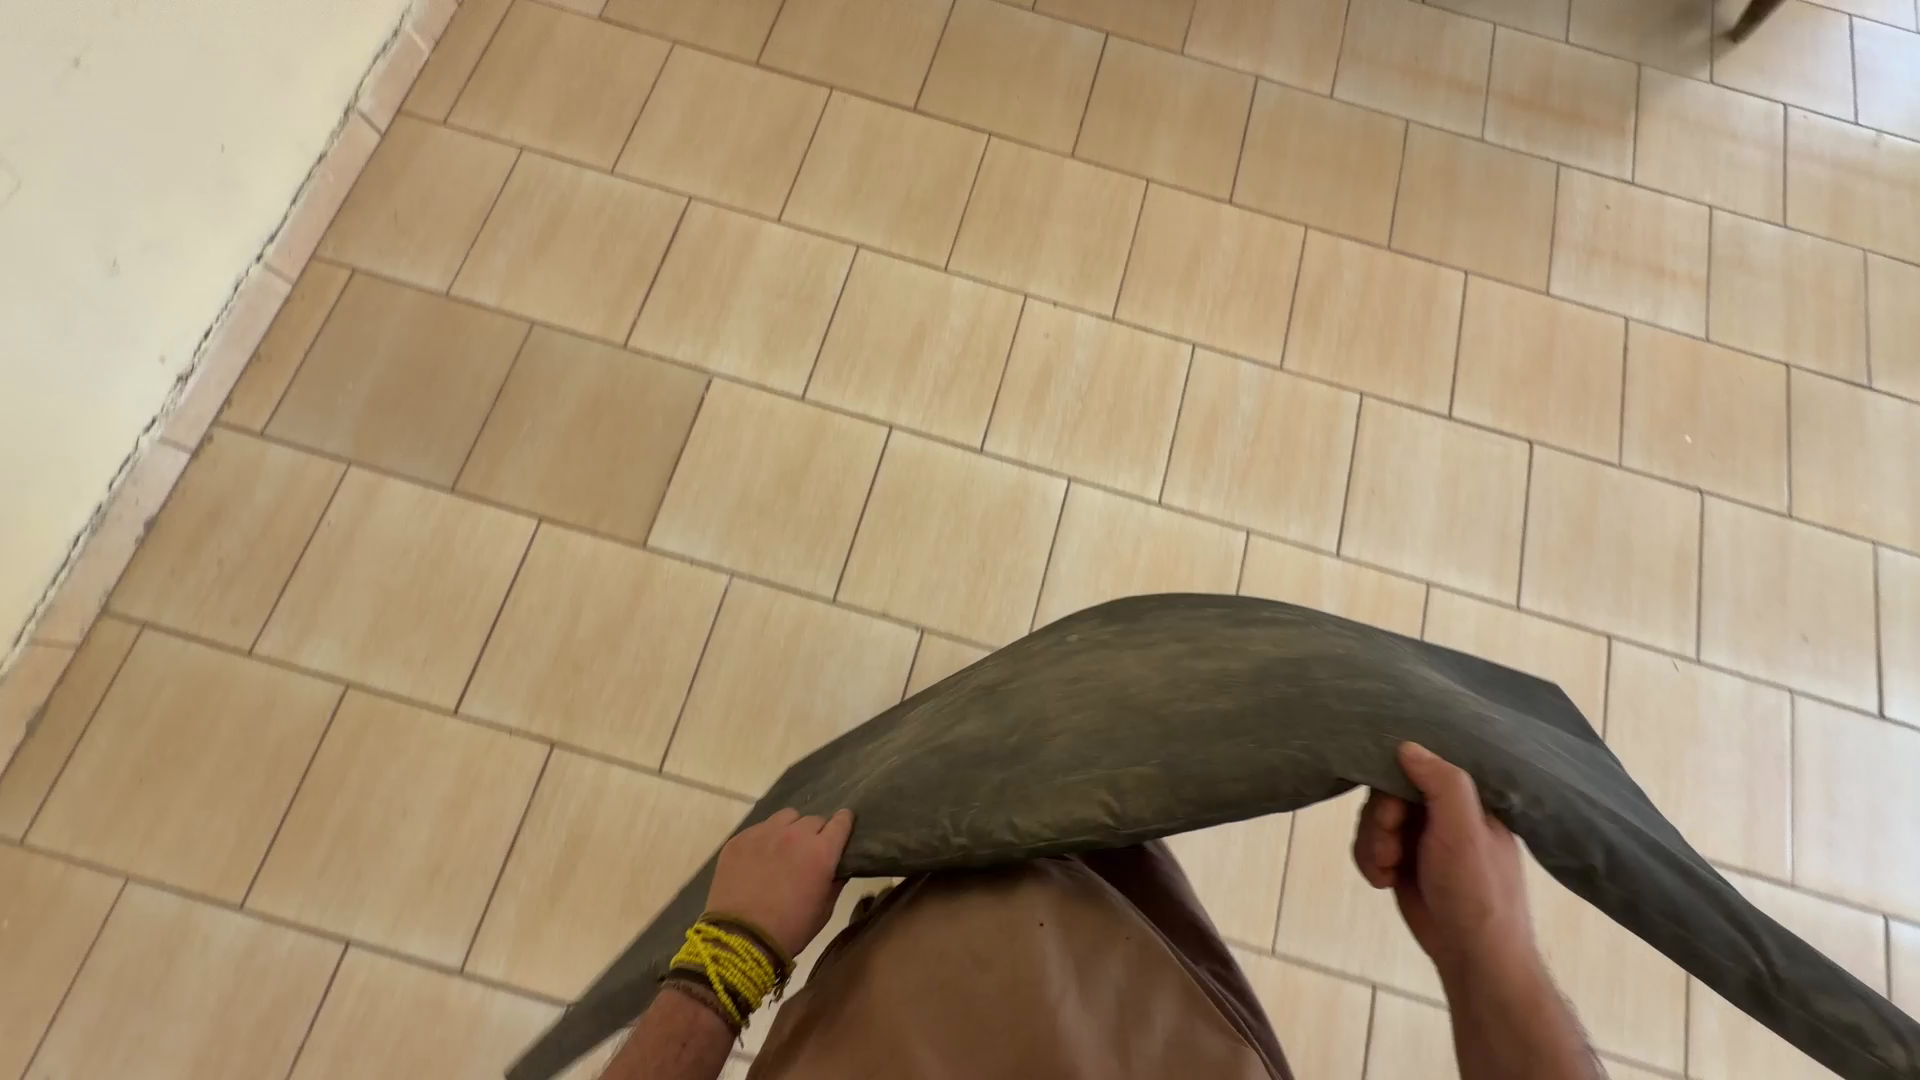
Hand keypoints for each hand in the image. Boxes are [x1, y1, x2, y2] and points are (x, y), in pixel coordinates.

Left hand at [706, 808, 853, 957]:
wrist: (740, 940)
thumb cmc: (790, 929)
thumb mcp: (824, 910)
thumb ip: (836, 881)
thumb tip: (838, 866)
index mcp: (821, 851)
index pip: (841, 821)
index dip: (844, 822)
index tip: (843, 826)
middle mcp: (795, 834)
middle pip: (813, 819)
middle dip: (816, 832)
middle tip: (809, 851)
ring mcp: (765, 833)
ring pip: (786, 817)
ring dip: (791, 828)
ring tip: (784, 847)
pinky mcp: (740, 839)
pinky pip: (760, 828)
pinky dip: (765, 838)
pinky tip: (759, 857)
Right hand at [1352, 743, 1536, 983]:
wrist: (1472, 957)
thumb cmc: (1477, 892)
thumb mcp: (1465, 832)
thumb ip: (1443, 784)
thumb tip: (1406, 744)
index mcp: (1468, 800)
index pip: (1418, 766)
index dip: (1394, 782)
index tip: (1395, 810)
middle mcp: (1442, 813)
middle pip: (1387, 792)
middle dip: (1380, 821)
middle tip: (1390, 847)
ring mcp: (1421, 837)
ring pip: (1373, 818)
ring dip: (1372, 844)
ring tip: (1388, 870)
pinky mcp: (1401, 859)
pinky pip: (1368, 843)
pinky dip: (1369, 861)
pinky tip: (1384, 880)